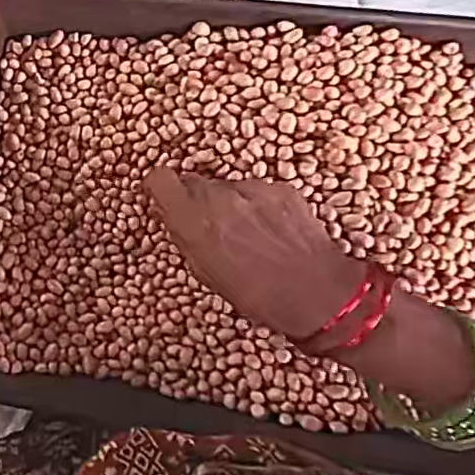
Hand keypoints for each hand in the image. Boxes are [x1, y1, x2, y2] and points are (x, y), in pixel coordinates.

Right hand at [145, 169, 362, 338]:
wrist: (314, 291)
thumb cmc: (258, 294)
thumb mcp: (207, 274)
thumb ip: (188, 239)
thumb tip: (178, 221)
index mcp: (193, 222)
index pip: (160, 180)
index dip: (161, 188)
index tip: (165, 197)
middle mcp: (218, 198)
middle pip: (194, 182)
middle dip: (198, 200)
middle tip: (210, 225)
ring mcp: (251, 190)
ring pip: (228, 187)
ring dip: (231, 204)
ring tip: (247, 234)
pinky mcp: (279, 188)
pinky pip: (258, 190)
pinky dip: (259, 205)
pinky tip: (271, 231)